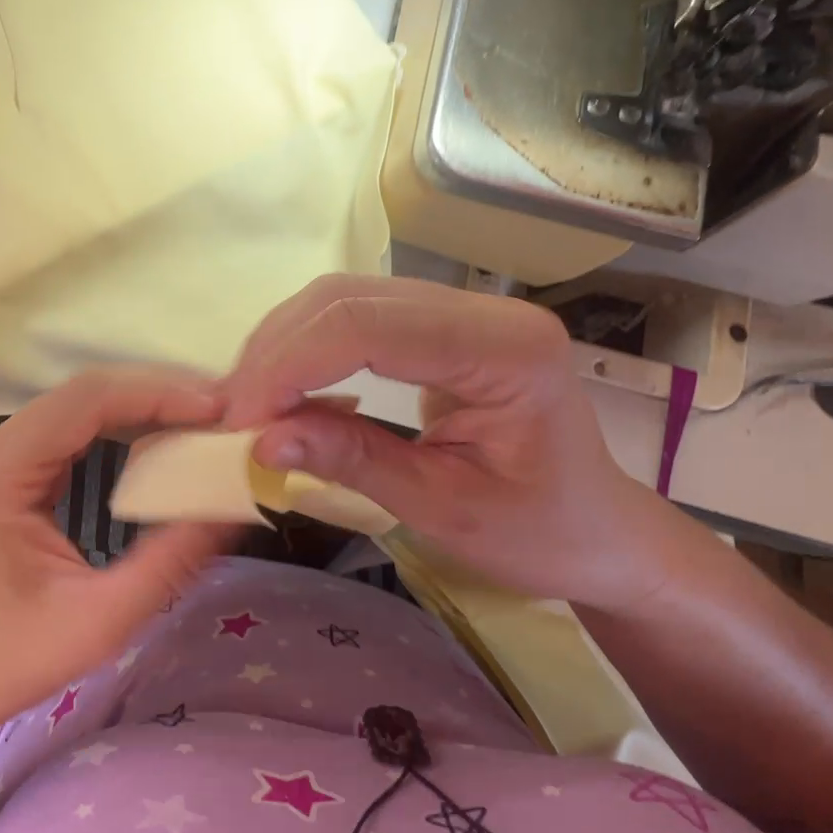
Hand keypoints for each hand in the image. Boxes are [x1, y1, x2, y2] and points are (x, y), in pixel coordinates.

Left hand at [0, 368, 233, 740]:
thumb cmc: (16, 657)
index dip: (157, 394)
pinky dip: (123, 426)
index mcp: (2, 470)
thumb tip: (233, 504)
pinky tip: (163, 439)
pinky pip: (74, 429)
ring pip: (81, 404)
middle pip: (85, 392)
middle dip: (158, 393)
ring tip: (205, 421)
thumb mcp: (104, 619)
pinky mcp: (14, 471)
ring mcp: (2, 455)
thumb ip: (170, 560)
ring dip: (144, 406)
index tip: (218, 410)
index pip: (87, 401)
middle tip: (223, 411)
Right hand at [222, 275, 690, 612]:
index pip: (368, 327)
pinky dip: (304, 349)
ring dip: (282, 347)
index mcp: (505, 348)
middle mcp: (483, 310)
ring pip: (341, 299)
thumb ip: (352, 462)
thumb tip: (260, 442)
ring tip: (248, 405)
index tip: (240, 424)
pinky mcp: (440, 324)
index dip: (290, 367)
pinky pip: (353, 316)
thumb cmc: (542, 534)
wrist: (601, 531)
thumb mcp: (443, 510)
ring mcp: (462, 310)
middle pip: (346, 300)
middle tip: (231, 417)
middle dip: (276, 355)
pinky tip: (281, 388)